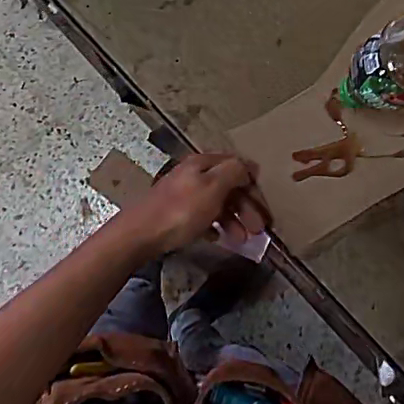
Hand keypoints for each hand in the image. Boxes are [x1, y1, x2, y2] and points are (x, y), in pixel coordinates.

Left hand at [113, 153, 267, 257]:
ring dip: (233, 219)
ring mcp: (182, 194)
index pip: (237, 166)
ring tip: (242, 239)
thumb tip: (248, 165)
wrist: (139, 235)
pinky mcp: (174, 213)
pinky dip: (214, 225)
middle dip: (246, 206)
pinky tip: (219, 237)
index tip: (265, 205)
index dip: (253, 184)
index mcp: (203, 163)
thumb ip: (234, 172)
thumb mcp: (212, 187)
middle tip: (259, 228)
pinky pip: (201, 217)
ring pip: (216, 202)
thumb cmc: (180, 211)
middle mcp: (193, 174)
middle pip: (227, 185)